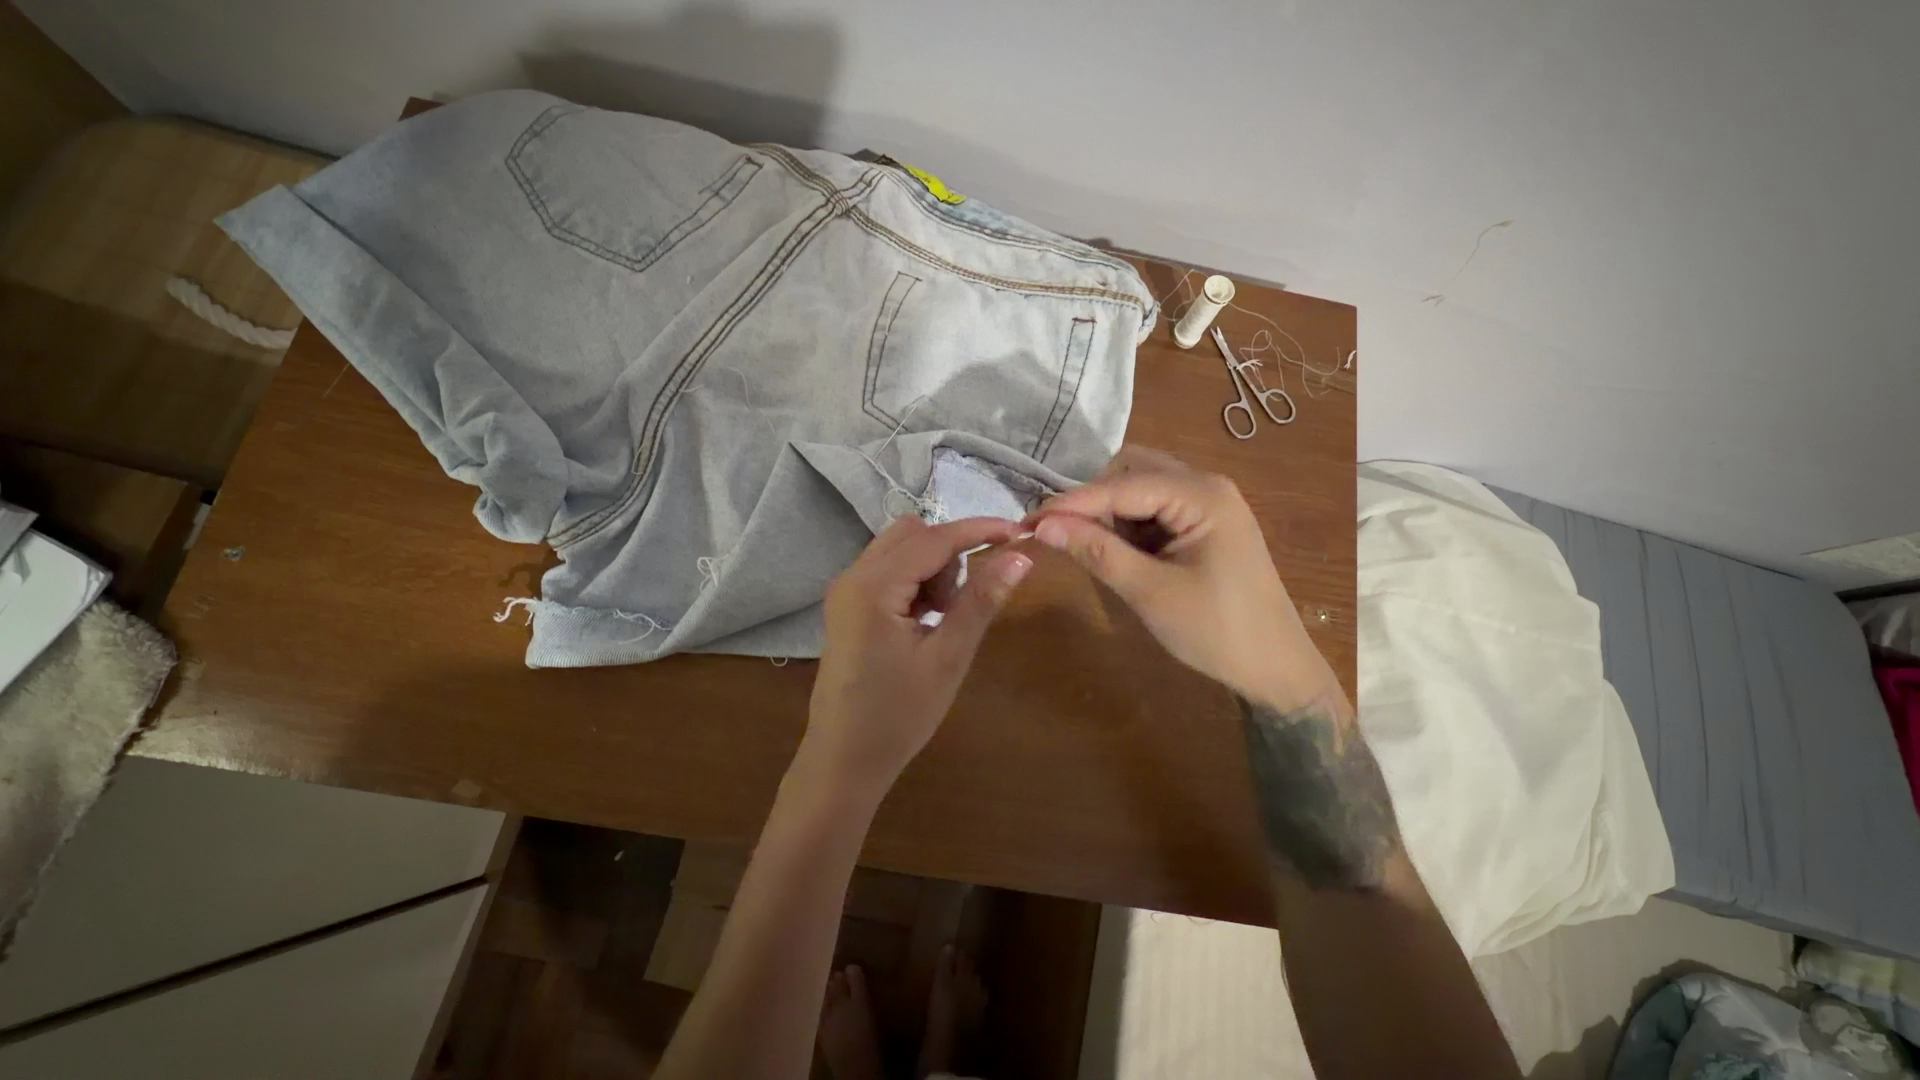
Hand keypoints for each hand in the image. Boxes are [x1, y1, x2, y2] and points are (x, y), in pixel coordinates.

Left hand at [802, 516, 1033, 796]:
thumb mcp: (948, 657)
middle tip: (961, 604)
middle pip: (913, 534)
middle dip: (949, 555)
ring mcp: (846, 591)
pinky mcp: (848, 607)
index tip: (1020, 534)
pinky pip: (888, 572)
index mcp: (873, 586)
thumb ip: (981, 601)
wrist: (844, 759)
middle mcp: (852, 576)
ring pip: (900, 550)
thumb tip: (1020, 557)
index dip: (980, 531)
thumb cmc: (898, 715)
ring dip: (932, 569)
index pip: (935, 539)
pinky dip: (915, 583)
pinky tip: (925, 624)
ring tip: (942, 620)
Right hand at [1027, 448, 1331, 706]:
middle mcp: (1206, 486)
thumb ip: (1097, 552)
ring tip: (1088, 549)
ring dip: (1110, 512)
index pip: (1121, 484)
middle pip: (1132, 471)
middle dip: (1092, 500)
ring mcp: (1209, 504)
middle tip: (1059, 535)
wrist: (1275, 667)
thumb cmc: (1216, 631)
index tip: (1027, 520)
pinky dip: (1129, 524)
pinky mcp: (1205, 525)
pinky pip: (1156, 509)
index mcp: (1202, 495)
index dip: (1072, 502)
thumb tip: (1043, 525)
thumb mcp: (1149, 592)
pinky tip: (1117, 553)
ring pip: (1141, 487)